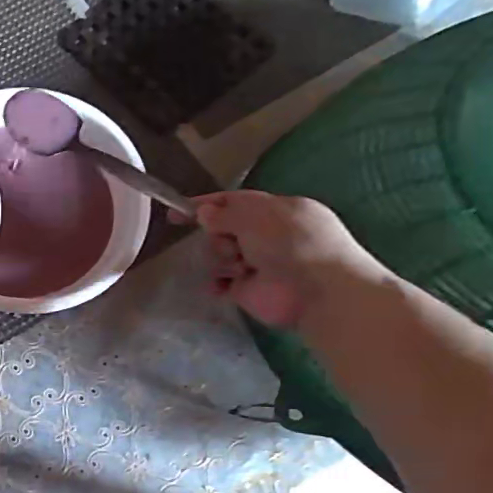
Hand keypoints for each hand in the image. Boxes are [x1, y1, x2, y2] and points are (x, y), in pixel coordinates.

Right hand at [186, 191, 381, 327]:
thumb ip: (225, 214)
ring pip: (216, 254)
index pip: (232, 202)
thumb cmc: (292, 243)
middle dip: (218, 235)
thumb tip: (203, 213)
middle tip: (233, 246)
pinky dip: (216, 282)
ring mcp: (253, 262)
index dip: (205, 205)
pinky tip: (220, 285)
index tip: (176, 212)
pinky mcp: (246, 289)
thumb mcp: (257, 217)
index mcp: (272, 210)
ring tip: (241, 269)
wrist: (316, 290)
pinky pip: (219, 281)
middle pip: (219, 229)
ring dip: (221, 258)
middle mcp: (262, 235)